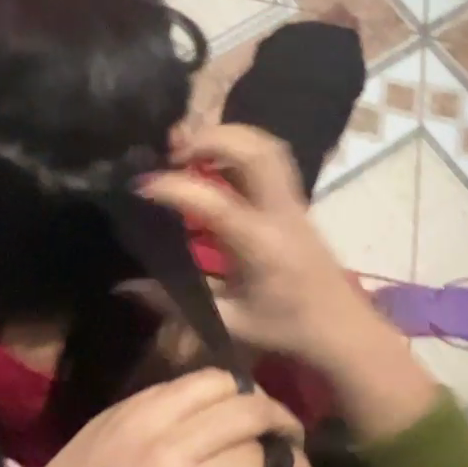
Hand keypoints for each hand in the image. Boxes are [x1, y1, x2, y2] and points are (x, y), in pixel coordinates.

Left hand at [9, 368, 312, 466]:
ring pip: (216, 381)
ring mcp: (142, 418)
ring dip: (245, 396)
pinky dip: (206, 391)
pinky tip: (208, 414)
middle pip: (247, 408)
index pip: (262, 456)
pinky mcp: (121, 405)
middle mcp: (170, 448)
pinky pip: (178, 383)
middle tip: (285, 439)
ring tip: (250, 419)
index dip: (289, 460)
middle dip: (280, 419)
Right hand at [139, 125, 376, 367]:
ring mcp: (293, 202)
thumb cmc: (286, 329)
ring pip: (266, 146)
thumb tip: (125, 285)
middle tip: (172, 153)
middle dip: (209, 140)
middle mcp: (280, 214)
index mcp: (261, 246)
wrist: (342, 329)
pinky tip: (212, 163)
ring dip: (226, 137)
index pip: (214, 201)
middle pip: (253, 151)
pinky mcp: (296, 201)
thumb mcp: (228, 322)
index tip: (141, 186)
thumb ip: (175, 302)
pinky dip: (238, 147)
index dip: (174, 188)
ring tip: (190, 151)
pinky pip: (270, 158)